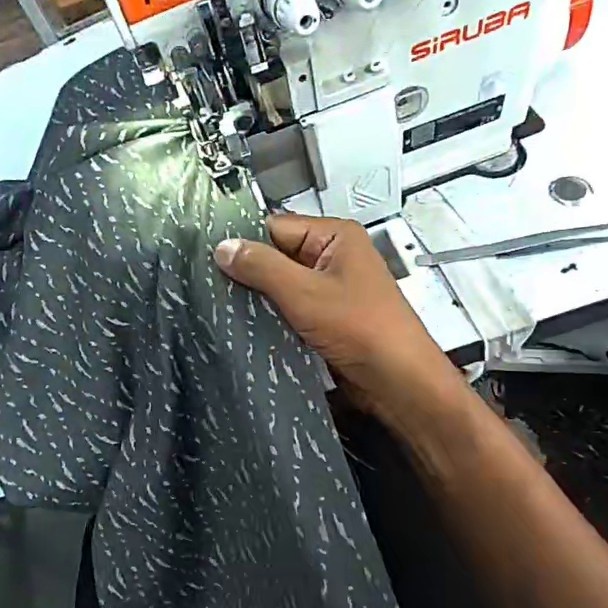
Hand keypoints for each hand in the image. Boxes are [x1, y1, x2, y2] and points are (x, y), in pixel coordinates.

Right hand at [215, 213, 469, 423]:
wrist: (399, 382)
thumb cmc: (365, 330)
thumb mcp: (306, 293)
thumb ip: (262, 267)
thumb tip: (224, 248)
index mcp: (336, 237)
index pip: (276, 226)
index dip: (245, 242)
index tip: (209, 258)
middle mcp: (334, 258)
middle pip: (277, 257)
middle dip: (250, 274)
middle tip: (212, 289)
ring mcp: (331, 291)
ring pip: (281, 288)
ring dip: (261, 302)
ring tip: (226, 311)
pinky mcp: (327, 320)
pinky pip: (291, 312)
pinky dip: (274, 320)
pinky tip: (249, 329)